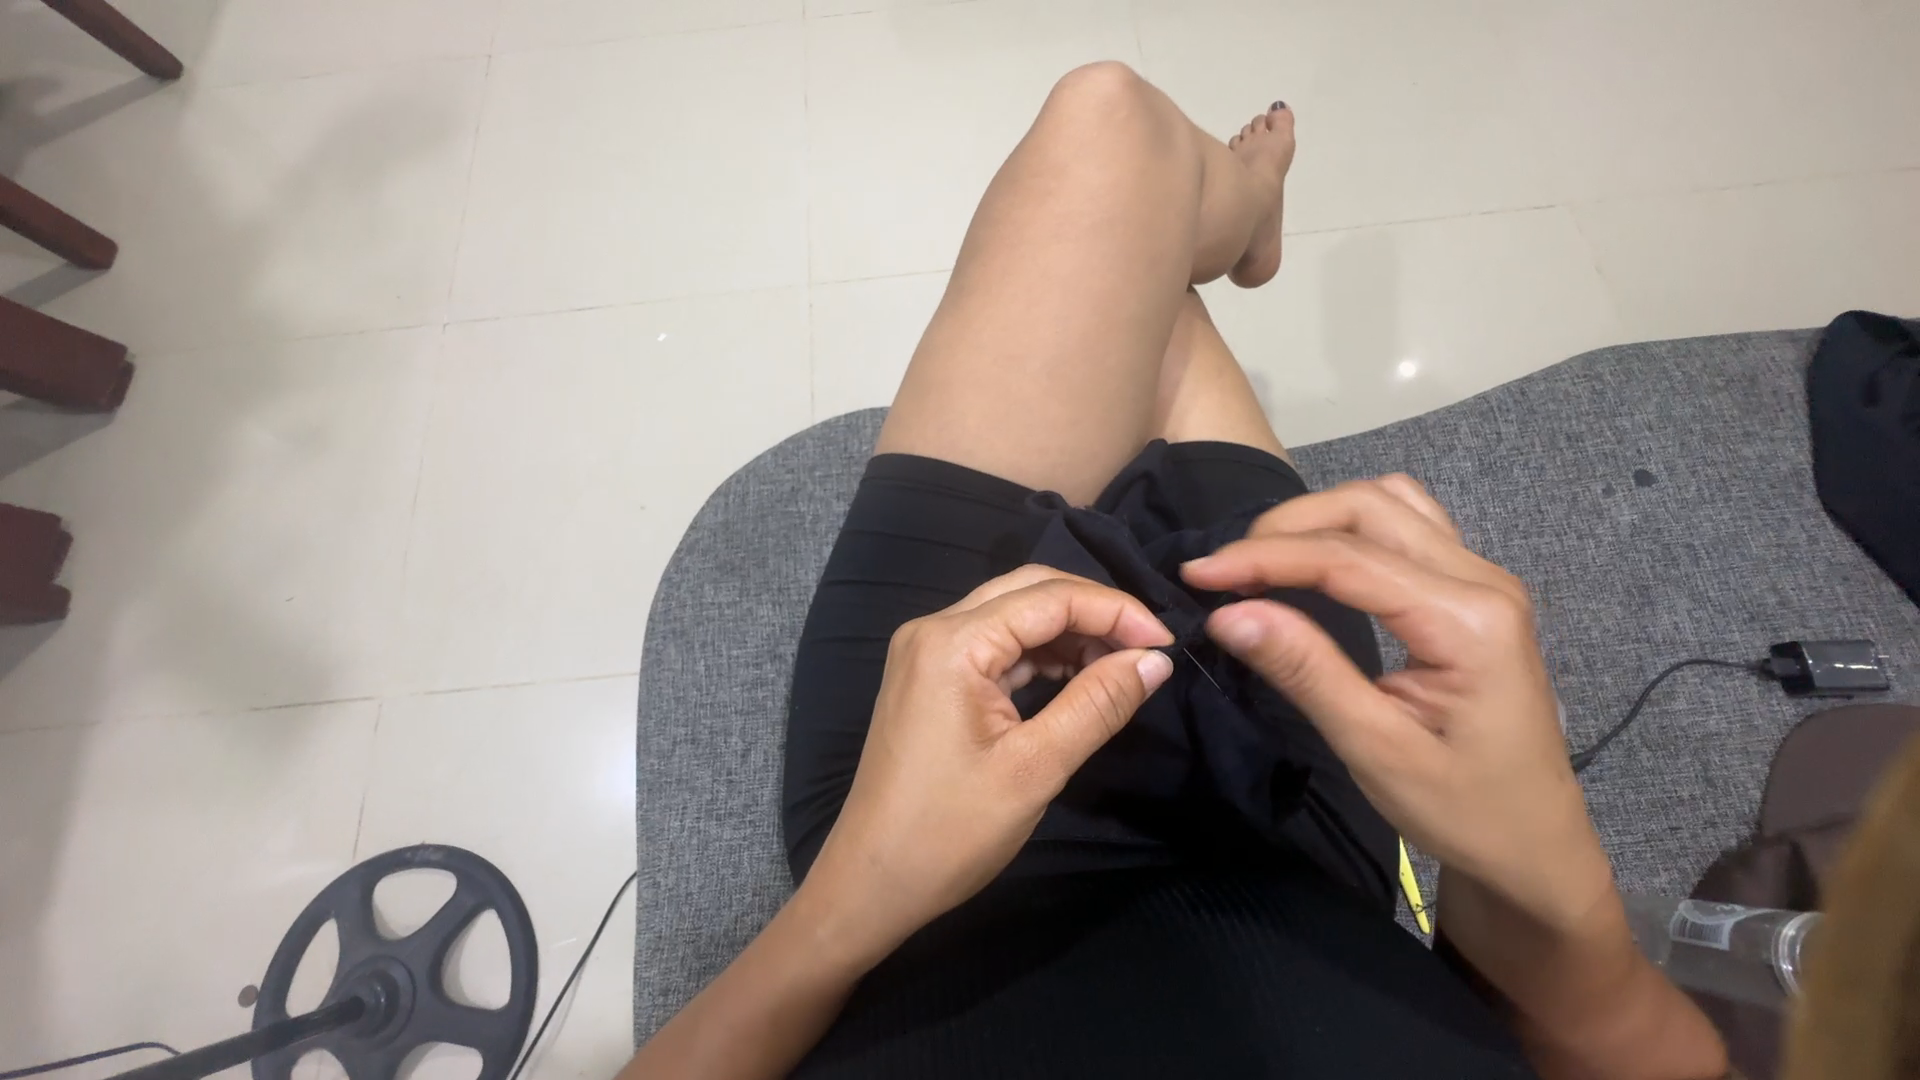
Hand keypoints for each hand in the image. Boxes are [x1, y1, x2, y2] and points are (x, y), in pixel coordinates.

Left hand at [804, 565, 1175, 958]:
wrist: (872, 882)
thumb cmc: (950, 831)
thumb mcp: (1036, 767)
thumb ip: (1098, 703)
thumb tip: (1156, 660)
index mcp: (952, 641)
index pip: (1050, 596)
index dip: (1116, 611)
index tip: (1168, 644)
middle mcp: (934, 628)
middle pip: (1029, 591)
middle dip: (1094, 612)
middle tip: (1147, 650)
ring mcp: (927, 651)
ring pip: (1013, 615)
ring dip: (1068, 633)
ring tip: (1120, 666)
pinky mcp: (930, 676)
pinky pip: (995, 646)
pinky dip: (1040, 656)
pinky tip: (1076, 677)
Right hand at [1180, 475, 1613, 932]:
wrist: (1534, 847)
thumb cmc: (1460, 808)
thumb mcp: (1373, 747)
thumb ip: (1304, 669)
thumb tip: (1227, 613)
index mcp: (1466, 621)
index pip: (1346, 559)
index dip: (1262, 557)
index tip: (1198, 573)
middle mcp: (1481, 581)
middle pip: (1368, 508)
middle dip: (1285, 527)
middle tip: (1227, 570)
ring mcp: (1481, 580)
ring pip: (1387, 504)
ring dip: (1316, 519)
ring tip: (1262, 560)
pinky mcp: (1470, 590)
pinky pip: (1405, 524)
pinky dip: (1348, 526)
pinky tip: (1318, 557)